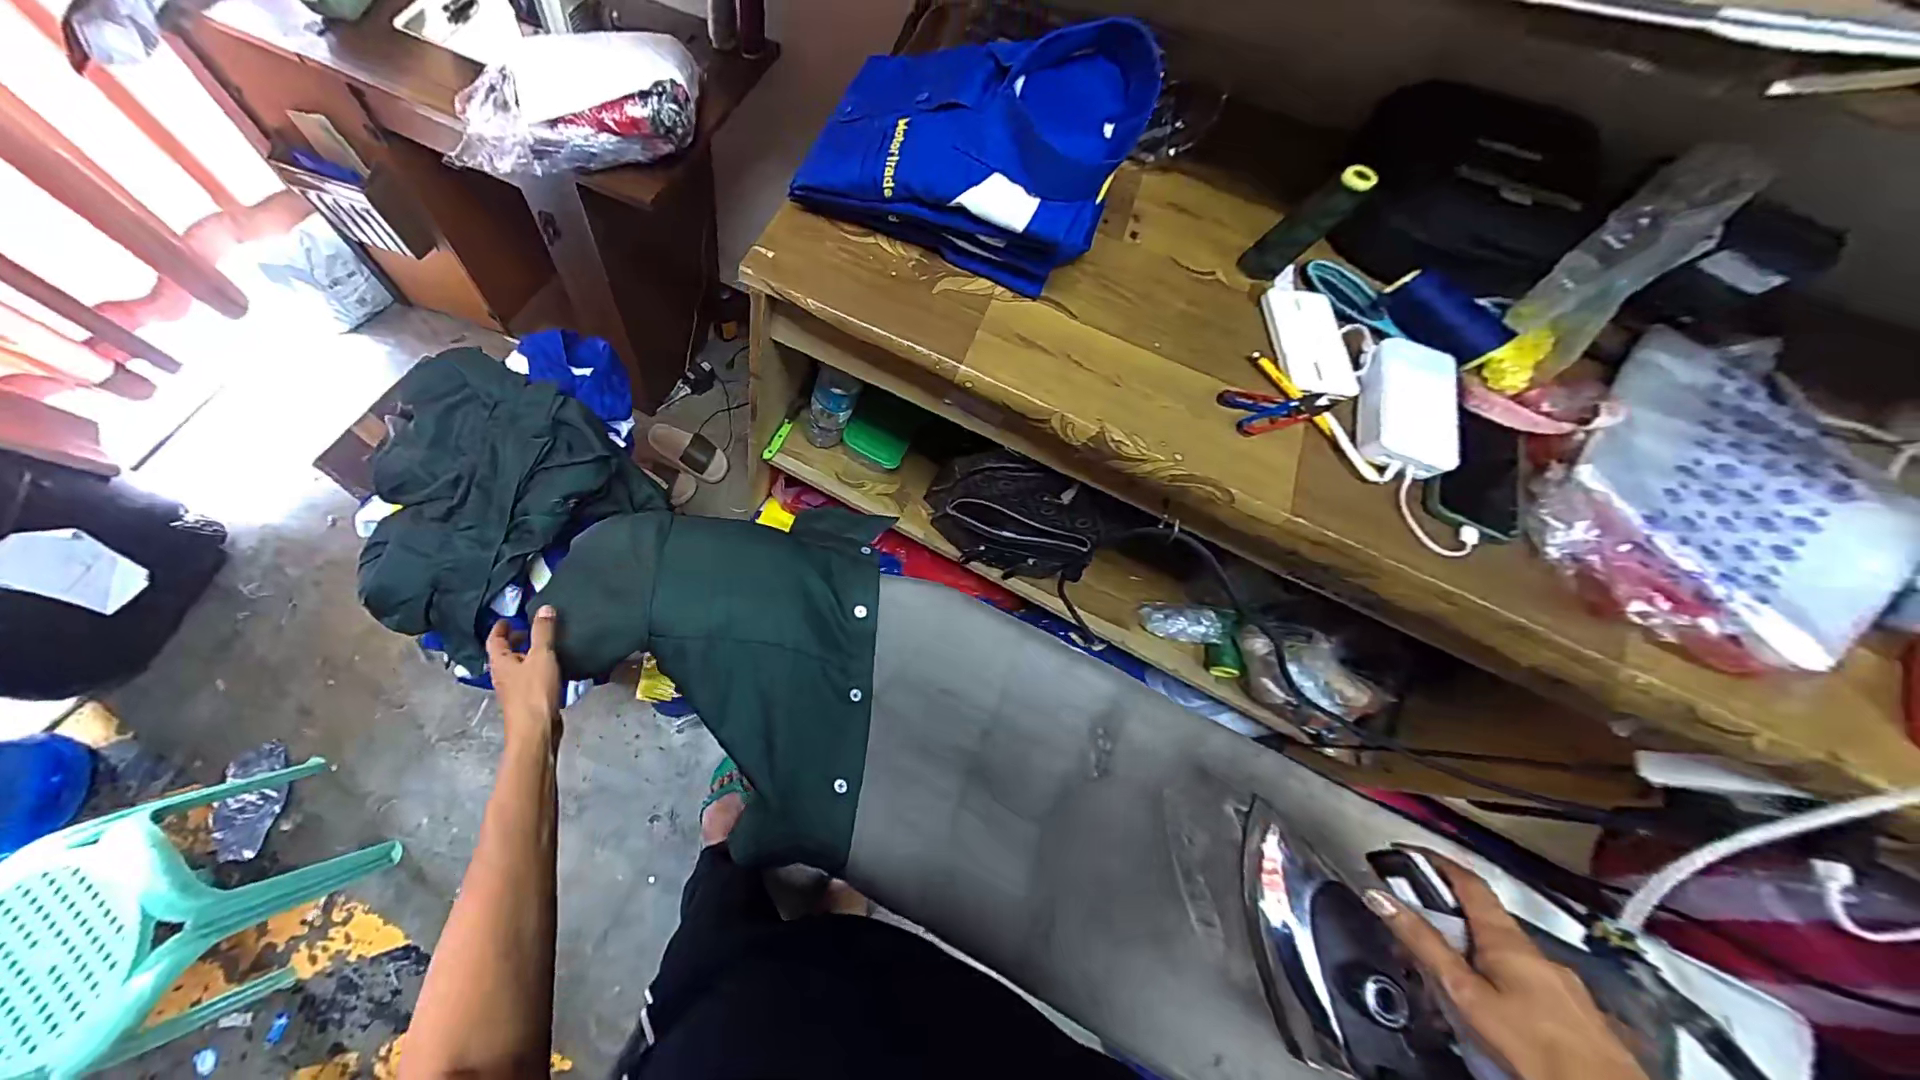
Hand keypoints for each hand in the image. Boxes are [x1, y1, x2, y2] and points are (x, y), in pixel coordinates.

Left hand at [486, 605, 562, 748]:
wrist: (536, 728)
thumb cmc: (534, 690)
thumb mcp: (541, 656)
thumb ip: (543, 632)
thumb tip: (544, 607)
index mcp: (500, 662)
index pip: (495, 639)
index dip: (501, 626)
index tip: (511, 616)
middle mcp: (502, 675)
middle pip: (505, 653)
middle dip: (517, 640)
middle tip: (534, 628)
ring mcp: (514, 689)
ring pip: (518, 666)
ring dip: (529, 654)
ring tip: (548, 644)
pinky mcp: (528, 699)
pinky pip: (530, 677)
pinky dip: (539, 667)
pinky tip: (555, 667)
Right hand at [1365, 853, 1649, 1079]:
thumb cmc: (1531, 1045)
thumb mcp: (1464, 993)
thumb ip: (1423, 945)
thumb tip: (1380, 897)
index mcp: (1507, 940)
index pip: (1468, 883)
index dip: (1436, 863)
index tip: (1406, 854)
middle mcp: (1536, 953)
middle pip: (1480, 921)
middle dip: (1442, 923)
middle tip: (1409, 940)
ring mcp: (1561, 983)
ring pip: (1500, 955)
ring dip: (1466, 958)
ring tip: (1441, 985)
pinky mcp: (1575, 1013)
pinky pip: (1521, 982)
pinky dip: (1492, 983)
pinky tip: (1483, 1011)